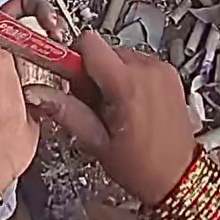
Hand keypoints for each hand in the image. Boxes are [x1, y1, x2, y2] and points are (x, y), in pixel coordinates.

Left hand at [0, 0, 64, 187]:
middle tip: (60, 40)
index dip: (37, 8)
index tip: (48, 20)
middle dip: (54, 30)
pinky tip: (65, 82)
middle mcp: (8, 54)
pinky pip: (58, 78)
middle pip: (40, 27)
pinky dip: (65, 77)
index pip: (19, 8)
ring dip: (61, 55)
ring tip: (65, 62)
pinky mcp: (39, 94)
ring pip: (52, 51)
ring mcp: (24, 75)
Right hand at [29, 31, 197, 204]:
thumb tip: (39, 94)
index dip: (73, 58)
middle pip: (103, 51)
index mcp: (128, 84)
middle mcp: (148, 69)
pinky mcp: (169, 73)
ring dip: (110, 76)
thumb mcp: (97, 142)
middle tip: (93, 106)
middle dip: (91, 74)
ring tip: (114, 110)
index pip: (89, 43)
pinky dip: (129, 78)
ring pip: (119, 56)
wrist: (180, 177)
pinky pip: (138, 64)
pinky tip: (130, 106)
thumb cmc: (143, 167)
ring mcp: (161, 70)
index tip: (69, 78)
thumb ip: (67, 112)